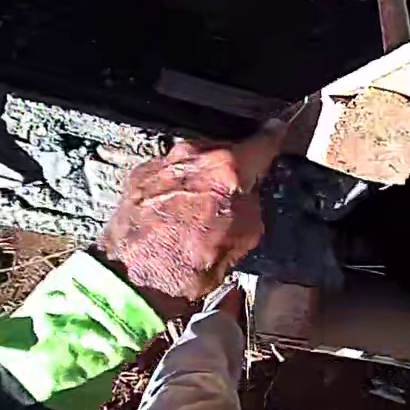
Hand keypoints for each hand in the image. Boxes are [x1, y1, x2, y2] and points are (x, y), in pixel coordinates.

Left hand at [94, 123, 285, 317]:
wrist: (129, 278)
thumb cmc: (184, 266)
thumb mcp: (242, 242)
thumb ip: (253, 206)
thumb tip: (251, 195)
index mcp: (227, 169)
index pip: (263, 143)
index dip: (275, 140)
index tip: (279, 132)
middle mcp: (193, 156)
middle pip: (226, 153)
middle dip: (232, 172)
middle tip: (232, 199)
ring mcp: (163, 162)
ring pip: (195, 162)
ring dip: (202, 179)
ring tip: (198, 212)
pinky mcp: (139, 174)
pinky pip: (169, 172)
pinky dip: (175, 186)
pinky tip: (174, 212)